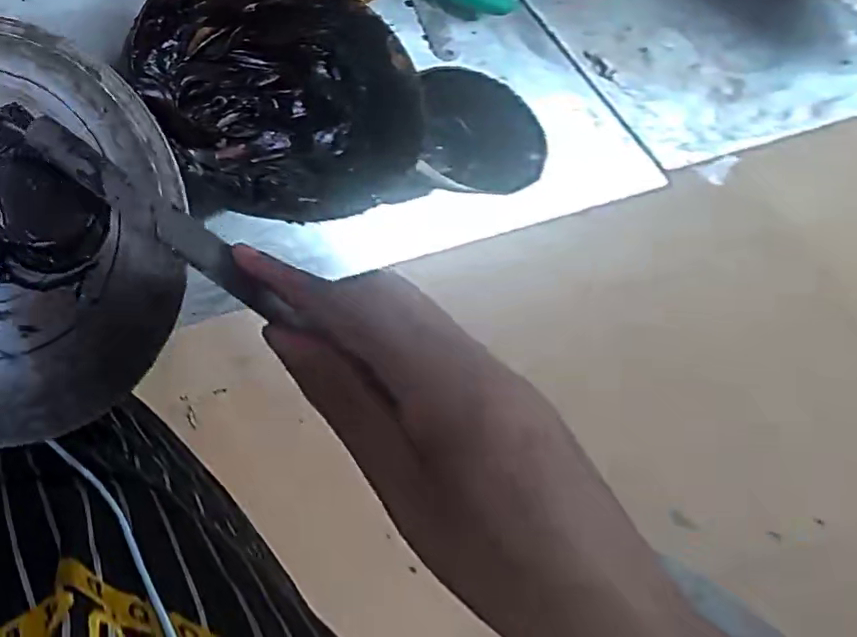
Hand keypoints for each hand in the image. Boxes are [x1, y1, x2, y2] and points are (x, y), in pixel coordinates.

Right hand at [236, 246, 718, 636]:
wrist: (613, 616)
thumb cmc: (492, 559)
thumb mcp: (399, 484)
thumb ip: (340, 398)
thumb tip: (283, 332)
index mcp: (450, 385)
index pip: (355, 309)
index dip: (292, 278)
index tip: (243, 256)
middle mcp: (478, 361)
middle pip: (384, 294)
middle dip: (320, 286)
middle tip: (266, 300)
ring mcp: (498, 372)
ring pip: (407, 309)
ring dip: (349, 306)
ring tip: (304, 331)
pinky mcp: (507, 388)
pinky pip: (428, 334)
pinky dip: (379, 329)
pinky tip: (360, 361)